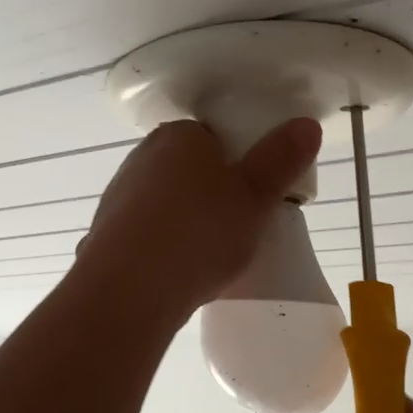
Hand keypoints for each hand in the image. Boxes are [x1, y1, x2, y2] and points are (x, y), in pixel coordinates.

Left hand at [73, 118, 321, 320]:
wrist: (129, 289)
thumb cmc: (199, 233)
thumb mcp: (255, 197)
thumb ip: (280, 160)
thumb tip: (306, 123)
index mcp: (180, 135)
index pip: (214, 137)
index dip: (239, 162)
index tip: (256, 195)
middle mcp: (143, 153)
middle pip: (189, 167)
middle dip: (213, 191)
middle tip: (241, 226)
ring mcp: (120, 190)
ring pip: (166, 199)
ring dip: (186, 219)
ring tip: (212, 254)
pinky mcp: (106, 228)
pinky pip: (146, 229)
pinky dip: (163, 243)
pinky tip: (179, 269)